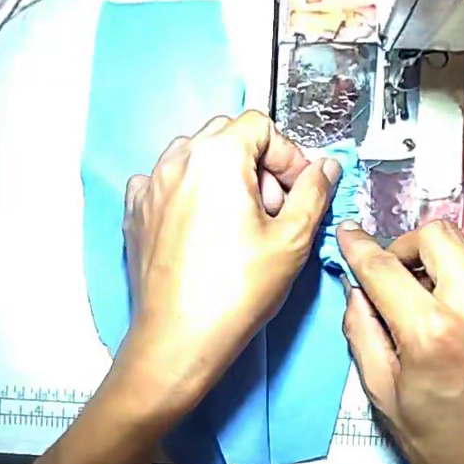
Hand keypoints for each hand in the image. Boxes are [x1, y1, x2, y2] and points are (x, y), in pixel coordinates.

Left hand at [114, 112, 339, 415]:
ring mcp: (150, 185)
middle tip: (276, 209)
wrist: (180, 338)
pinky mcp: (136, 212)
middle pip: (228, 135)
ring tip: (243, 222)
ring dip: (227, 177)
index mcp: (218, 157)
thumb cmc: (238, 291)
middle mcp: (178, 160)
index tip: (299, 191)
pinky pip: (168, 182)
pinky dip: (193, 194)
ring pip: (197, 157)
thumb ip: (314, 193)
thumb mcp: (292, 240)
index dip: (288, 155)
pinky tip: (206, 229)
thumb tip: (326, 167)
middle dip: (259, 164)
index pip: (260, 125)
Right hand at [339, 220, 463, 463]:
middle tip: (397, 274)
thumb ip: (364, 336)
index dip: (359, 247)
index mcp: (432, 336)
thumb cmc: (448, 456)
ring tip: (434, 289)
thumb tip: (357, 291)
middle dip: (407, 245)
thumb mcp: (387, 403)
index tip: (349, 235)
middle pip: (439, 234)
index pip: (385, 269)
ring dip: (446, 256)